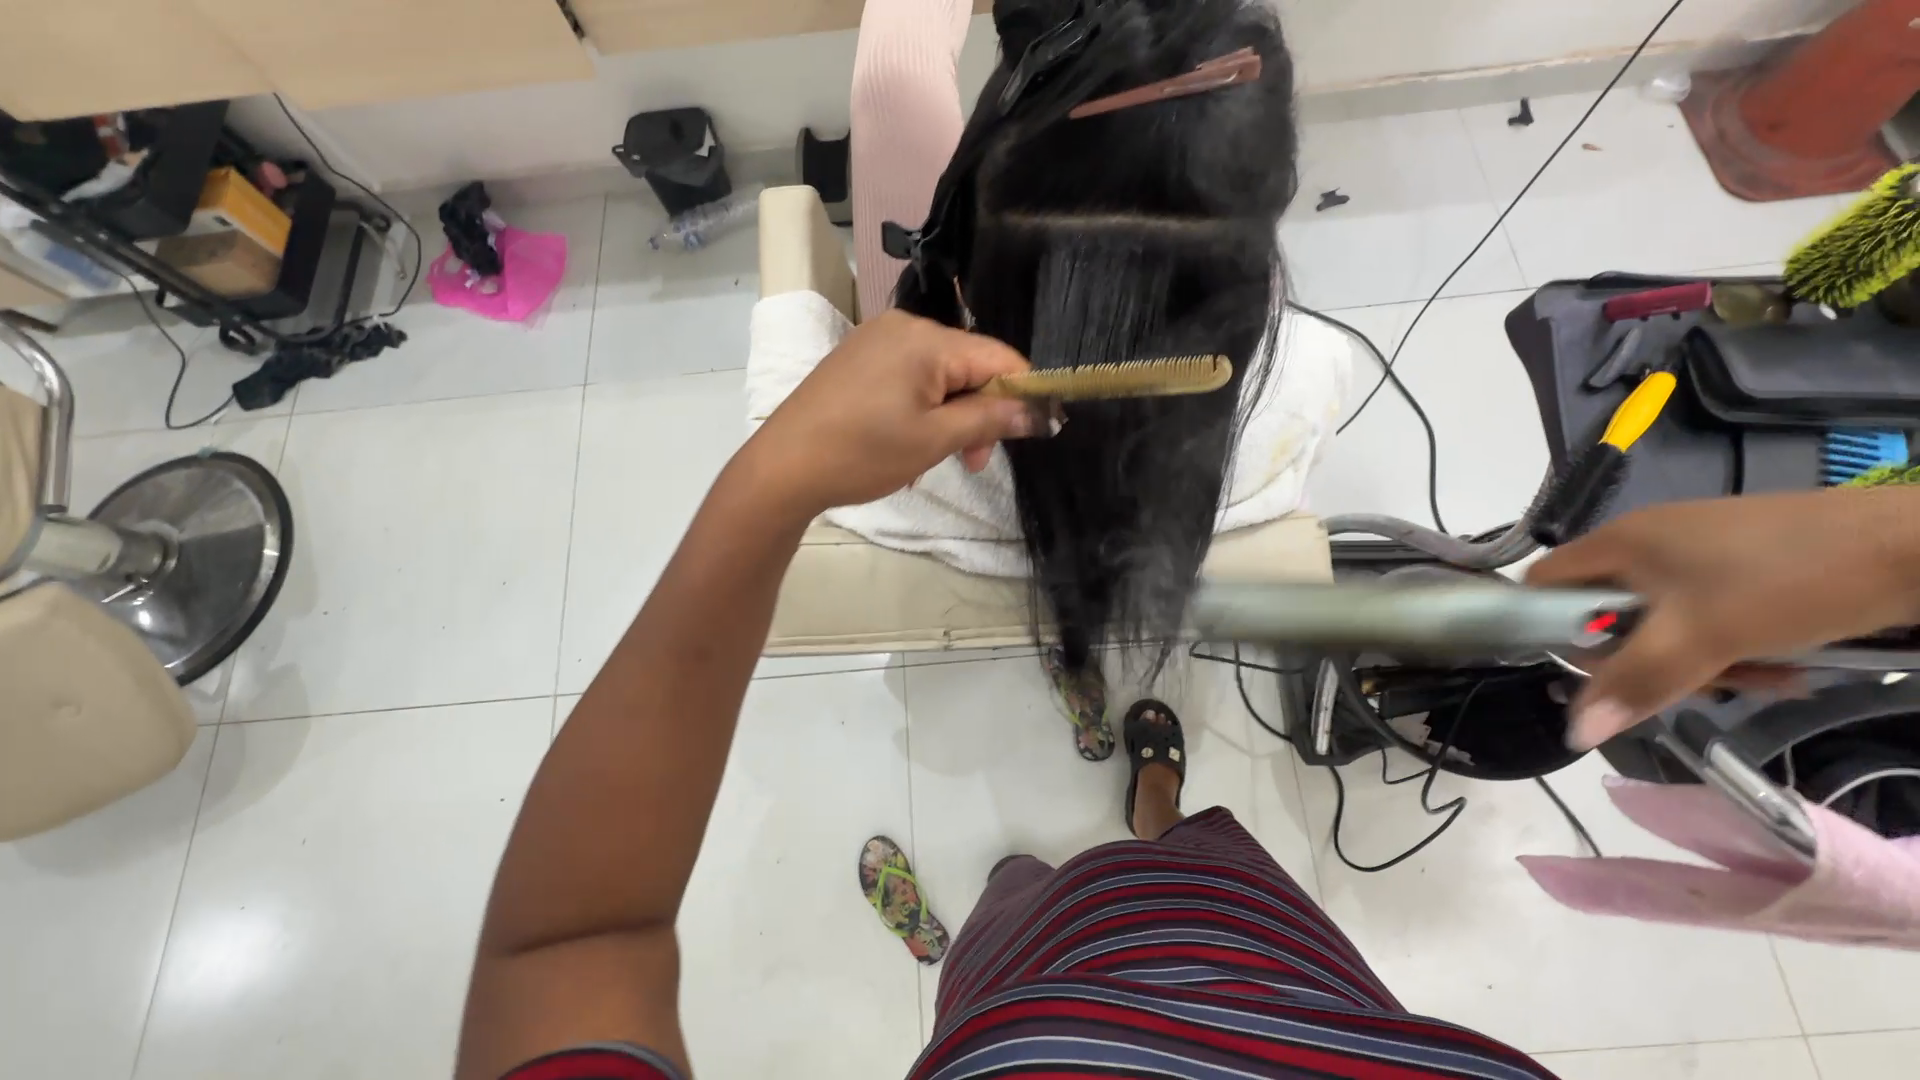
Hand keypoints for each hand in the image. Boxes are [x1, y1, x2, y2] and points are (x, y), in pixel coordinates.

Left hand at [736, 310, 1035, 516]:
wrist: (782, 467)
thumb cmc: (862, 453)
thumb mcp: (934, 440)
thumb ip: (992, 420)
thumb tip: (1043, 413)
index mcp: (927, 339)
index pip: (1001, 358)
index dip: (1025, 394)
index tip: (1031, 434)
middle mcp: (904, 326)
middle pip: (971, 364)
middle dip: (981, 412)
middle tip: (973, 463)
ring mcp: (877, 340)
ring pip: (941, 374)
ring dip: (953, 415)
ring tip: (938, 458)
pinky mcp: (859, 358)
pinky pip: (911, 376)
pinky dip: (923, 408)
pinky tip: (910, 440)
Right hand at [1526, 487, 1919, 749]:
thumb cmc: (1792, 580)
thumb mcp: (1705, 637)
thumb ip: (1635, 682)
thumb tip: (1575, 732)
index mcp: (1618, 542)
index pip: (1545, 584)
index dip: (1550, 627)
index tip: (1598, 665)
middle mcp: (1646, 543)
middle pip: (1606, 612)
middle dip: (1644, 658)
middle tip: (1692, 683)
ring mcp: (1696, 552)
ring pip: (1663, 621)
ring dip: (1699, 661)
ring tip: (1758, 679)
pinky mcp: (1742, 565)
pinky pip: (1707, 615)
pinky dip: (1732, 646)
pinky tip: (1780, 667)